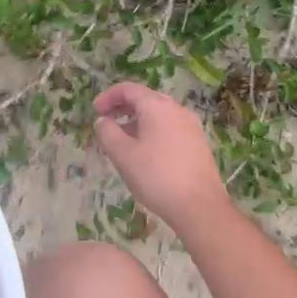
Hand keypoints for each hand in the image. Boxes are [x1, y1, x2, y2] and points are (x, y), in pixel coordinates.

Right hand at [92, 83, 229, 229]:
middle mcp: (177, 110)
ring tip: (124, 142)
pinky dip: (154, 132)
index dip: (108, 97)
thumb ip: (107, 132)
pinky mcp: (199, 145)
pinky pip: (171, 129)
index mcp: (157, 107)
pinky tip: (147, 154)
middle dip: (123, 108)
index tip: (95, 111)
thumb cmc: (156, 176)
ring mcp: (192, 127)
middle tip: (107, 122)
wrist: (201, 208)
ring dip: (138, 122)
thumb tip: (103, 121)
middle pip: (146, 99)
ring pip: (159, 115)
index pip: (128, 89)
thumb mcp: (122, 154)